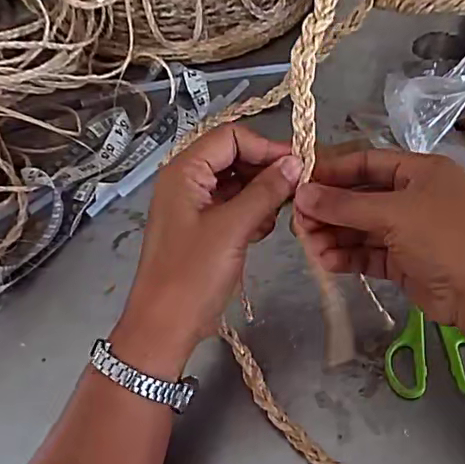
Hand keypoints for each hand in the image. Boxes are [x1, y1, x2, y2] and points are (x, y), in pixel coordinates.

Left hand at [113, 123, 300, 376]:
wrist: (165, 326)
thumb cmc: (192, 275)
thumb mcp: (232, 229)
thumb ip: (265, 192)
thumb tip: (294, 163)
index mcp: (184, 172)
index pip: (230, 137)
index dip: (265, 147)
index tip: (299, 165)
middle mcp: (186, 183)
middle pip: (233, 158)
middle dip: (265, 170)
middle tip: (297, 190)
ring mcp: (194, 208)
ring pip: (236, 184)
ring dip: (261, 194)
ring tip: (280, 214)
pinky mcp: (203, 231)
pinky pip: (233, 208)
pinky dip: (252, 214)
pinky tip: (264, 230)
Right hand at [294, 149, 464, 326]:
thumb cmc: (445, 237)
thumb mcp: (395, 213)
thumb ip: (345, 205)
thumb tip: (302, 194)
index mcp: (420, 172)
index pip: (367, 163)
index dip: (333, 172)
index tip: (300, 183)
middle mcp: (414, 198)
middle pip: (361, 198)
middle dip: (329, 210)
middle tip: (299, 223)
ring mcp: (410, 233)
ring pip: (362, 230)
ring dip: (334, 237)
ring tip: (309, 247)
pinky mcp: (405, 263)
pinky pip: (369, 255)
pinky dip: (348, 257)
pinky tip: (327, 262)